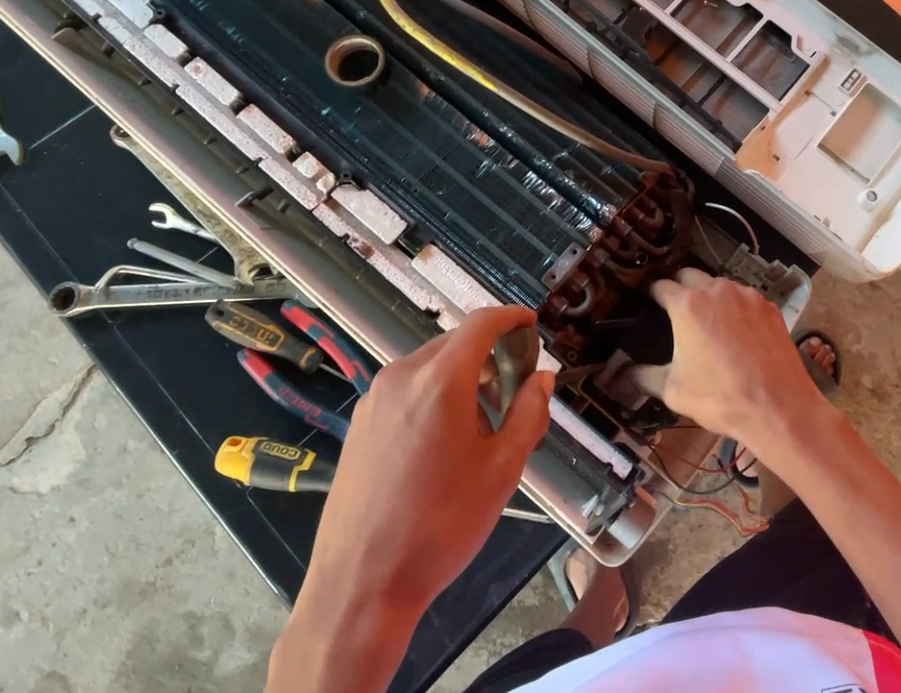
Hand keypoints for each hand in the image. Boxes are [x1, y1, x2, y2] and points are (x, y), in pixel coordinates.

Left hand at [308, 306, 554, 610]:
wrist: (361, 583)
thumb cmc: (441, 525)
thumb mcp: (502, 470)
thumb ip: (528, 413)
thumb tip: (541, 378)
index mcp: (441, 379)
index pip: (481, 323)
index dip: (511, 317)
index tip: (532, 325)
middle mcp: (402, 376)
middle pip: (454, 344)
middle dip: (490, 355)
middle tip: (517, 387)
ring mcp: (374, 399)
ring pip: (429, 368)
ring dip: (462, 378)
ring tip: (484, 424)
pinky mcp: (359, 424)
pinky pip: (407, 391)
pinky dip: (435, 396)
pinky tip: (445, 442)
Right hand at [635, 268, 821, 446]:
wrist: (778, 408)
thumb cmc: (720, 398)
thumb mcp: (673, 390)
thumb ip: (644, 376)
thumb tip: (624, 374)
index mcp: (688, 305)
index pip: (661, 286)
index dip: (652, 294)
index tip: (649, 303)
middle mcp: (718, 291)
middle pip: (690, 275)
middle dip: (680, 287)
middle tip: (677, 310)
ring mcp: (748, 297)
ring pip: (721, 285)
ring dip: (710, 296)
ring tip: (709, 322)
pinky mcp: (770, 308)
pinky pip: (746, 300)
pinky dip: (737, 309)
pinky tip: (739, 333)